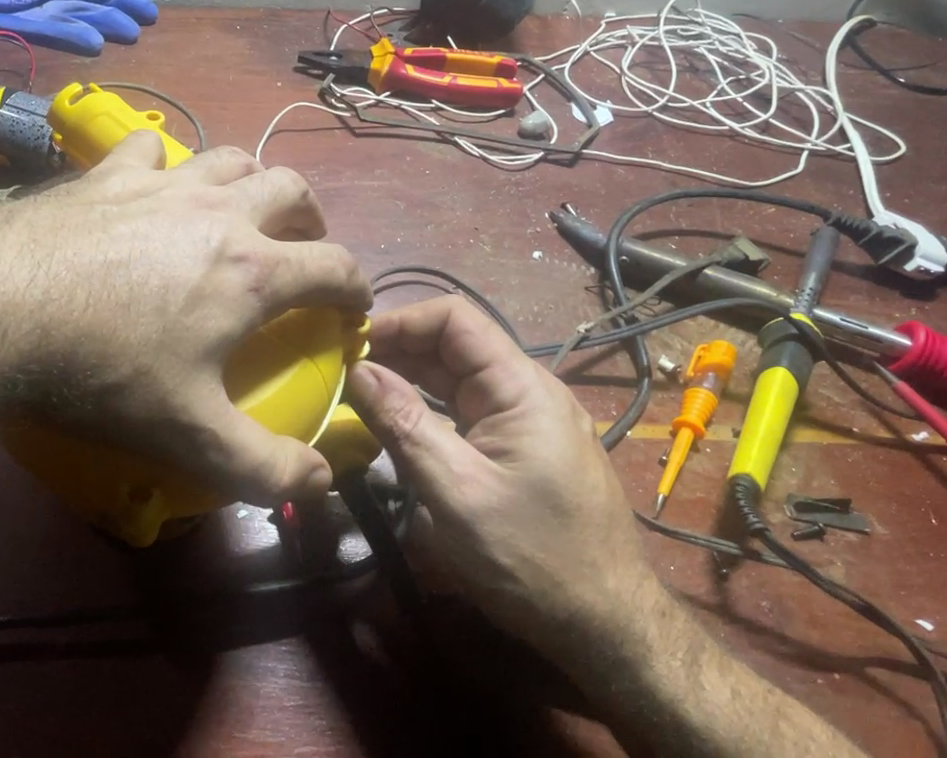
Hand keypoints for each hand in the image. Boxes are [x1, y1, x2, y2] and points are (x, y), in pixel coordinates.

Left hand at [0, 132, 370, 504]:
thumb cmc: (104, 371)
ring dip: (250, 182)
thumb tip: (322, 482)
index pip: (335, 266)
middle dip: (311, 219)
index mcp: (252, 270)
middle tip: (302, 248)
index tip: (351, 309)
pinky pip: (150, 151)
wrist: (0, 309)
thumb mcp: (190, 436)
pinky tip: (154, 183)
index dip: (356, 288)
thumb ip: (264, 468)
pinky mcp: (107, 174)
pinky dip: (165, 163)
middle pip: (291, 189)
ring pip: (229, 158)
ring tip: (242, 210)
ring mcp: (161, 185)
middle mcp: (218, 212)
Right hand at [346, 296, 661, 659]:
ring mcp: (527, 420)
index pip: (453, 318)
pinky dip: (425, 408)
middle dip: (394, 350)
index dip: (398, 320)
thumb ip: (403, 423)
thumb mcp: (455, 490)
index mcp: (521, 387)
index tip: (349, 344)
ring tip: (355, 394)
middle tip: (340, 372)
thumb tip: (357, 369)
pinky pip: (466, 409)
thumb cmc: (531, 557)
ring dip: (406, 378)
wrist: (606, 627)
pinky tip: (392, 424)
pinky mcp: (521, 447)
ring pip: (456, 378)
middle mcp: (527, 390)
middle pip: (452, 345)